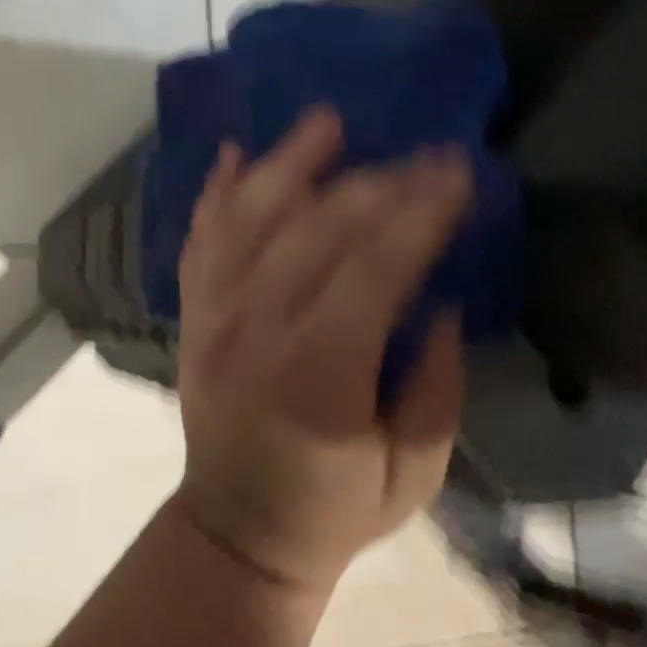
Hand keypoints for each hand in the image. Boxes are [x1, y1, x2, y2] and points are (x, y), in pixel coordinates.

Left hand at [171, 107, 471, 593]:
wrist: (235, 526)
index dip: (414, 217)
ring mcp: (211, 315)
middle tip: (420, 149)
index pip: (368, 273)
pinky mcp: (191, 312)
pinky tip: (234, 155)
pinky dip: (216, 194)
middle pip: (310, 233)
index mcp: (316, 377)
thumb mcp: (413, 473)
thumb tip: (440, 301)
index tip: (455, 172)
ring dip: (286, 164)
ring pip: (246, 221)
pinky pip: (199, 240)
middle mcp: (253, 331)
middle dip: (372, 184)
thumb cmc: (334, 506)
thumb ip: (434, 387)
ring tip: (324, 120)